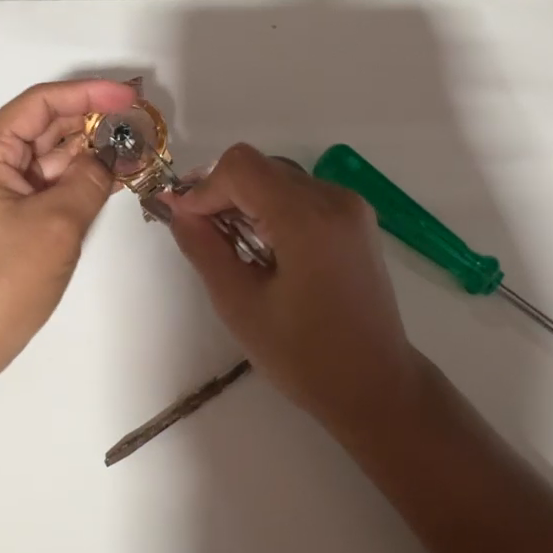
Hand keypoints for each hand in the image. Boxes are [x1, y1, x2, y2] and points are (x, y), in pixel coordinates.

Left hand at [0, 79, 137, 382]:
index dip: (88, 94)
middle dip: (93, 119)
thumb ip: (90, 179)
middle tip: (142, 118)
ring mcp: (0, 189)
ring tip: (137, 143)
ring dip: (91, 148)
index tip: (130, 96)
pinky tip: (115, 172)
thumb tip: (110, 155)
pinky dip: (81, 176)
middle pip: (46, 124)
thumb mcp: (57, 223)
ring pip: (52, 153)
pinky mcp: (11, 213)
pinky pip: (51, 181)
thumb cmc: (5, 280)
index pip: (40, 103)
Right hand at [161, 144, 422, 435]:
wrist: (376, 386)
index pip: (241, 167)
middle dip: (223, 193)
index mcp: (308, 219)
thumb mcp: (239, 305)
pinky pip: (301, 194)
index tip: (184, 222)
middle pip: (260, 167)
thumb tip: (177, 209)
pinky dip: (273, 208)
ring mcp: (350, 206)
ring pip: (279, 177)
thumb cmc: (305, 356)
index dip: (204, 188)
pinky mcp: (356, 219)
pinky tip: (266, 249)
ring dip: (247, 201)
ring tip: (234, 247)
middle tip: (202, 234)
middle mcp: (334, 199)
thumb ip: (204, 248)